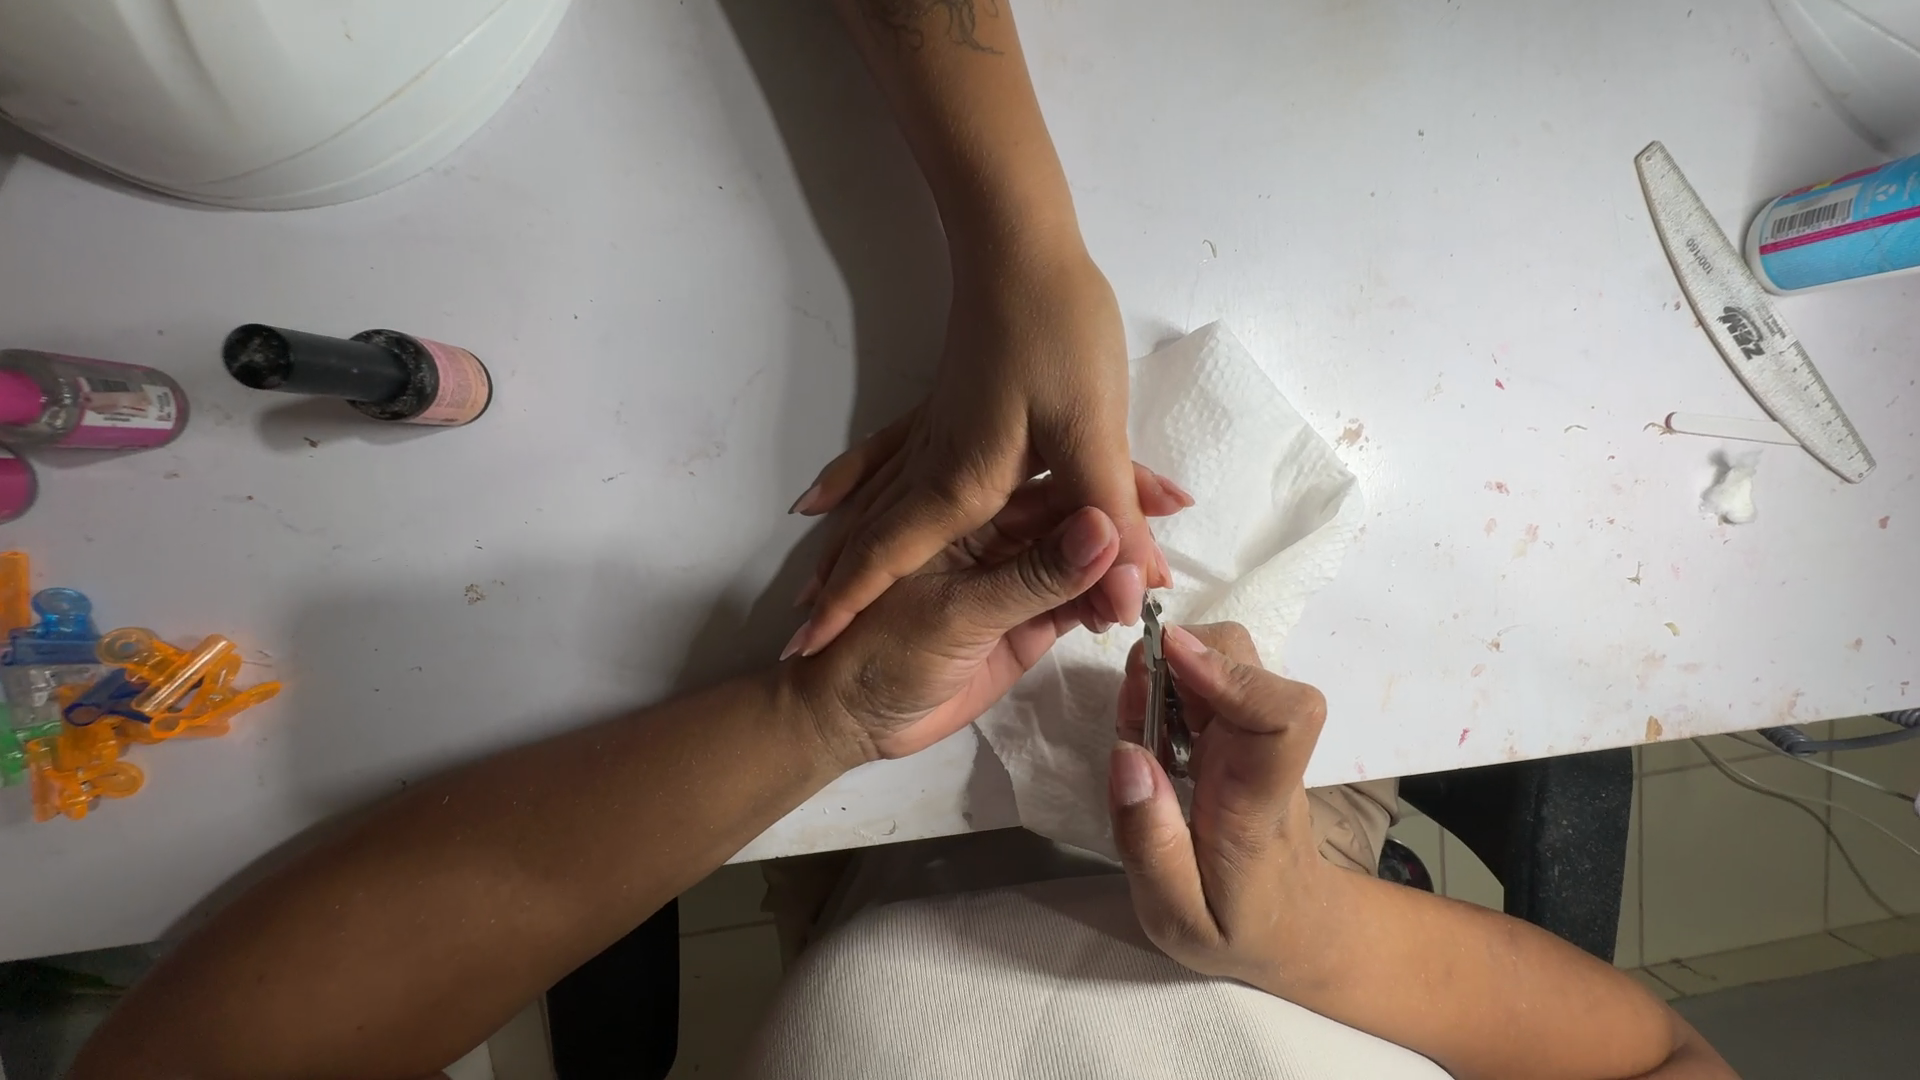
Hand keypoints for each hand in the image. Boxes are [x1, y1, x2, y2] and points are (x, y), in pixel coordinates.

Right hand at [785, 252, 1173, 660]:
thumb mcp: (1092, 432)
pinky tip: (820, 498)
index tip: (806, 649)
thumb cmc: (1056, 336)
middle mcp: (932, 469)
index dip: (847, 604)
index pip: (886, 557)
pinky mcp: (938, 413)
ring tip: (808, 592)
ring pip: (873, 506)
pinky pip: (879, 458)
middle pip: (876, 539)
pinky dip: (848, 483)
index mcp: (962, 484)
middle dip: (837, 591)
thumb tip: (1132, 595)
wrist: (1022, 249)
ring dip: (841, 551)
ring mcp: (928, 437)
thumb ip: (1109, 517)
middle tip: (802, 640)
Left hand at [792, 466, 1188, 763]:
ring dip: (1117, 569)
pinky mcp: (1026, 621)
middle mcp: (995, 534)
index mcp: (966, 511)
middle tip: (1170, 529)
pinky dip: (1101, 604)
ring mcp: (1014, 578)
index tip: (1159, 492)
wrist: (856, 719)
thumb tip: (1105, 528)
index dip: (1102, 487)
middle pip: (1071, 519)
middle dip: (1122, 525)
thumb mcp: (959, 609)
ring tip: (1158, 579)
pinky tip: (1129, 607)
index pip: (1046, 488)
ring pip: (1078, 561)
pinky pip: (1073, 603)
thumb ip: (1034, 575)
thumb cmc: (884, 652)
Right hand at [1106, 622, 1334, 992]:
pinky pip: (1202, 673)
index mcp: (1258, 795)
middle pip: (1244, 657)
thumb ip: (1150, 845)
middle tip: (1132, 712)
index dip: (1227, 673)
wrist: (1292, 921)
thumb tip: (1128, 755)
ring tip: (1137, 729)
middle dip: (1174, 657)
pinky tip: (1148, 731)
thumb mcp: (1178, 917)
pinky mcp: (1237, 723)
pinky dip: (1162, 682)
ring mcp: (1253, 728)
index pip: (1283, 714)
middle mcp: (1264, 746)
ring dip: (1162, 671)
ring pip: (1220, 654)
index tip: (1169, 654)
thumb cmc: (1237, 925)